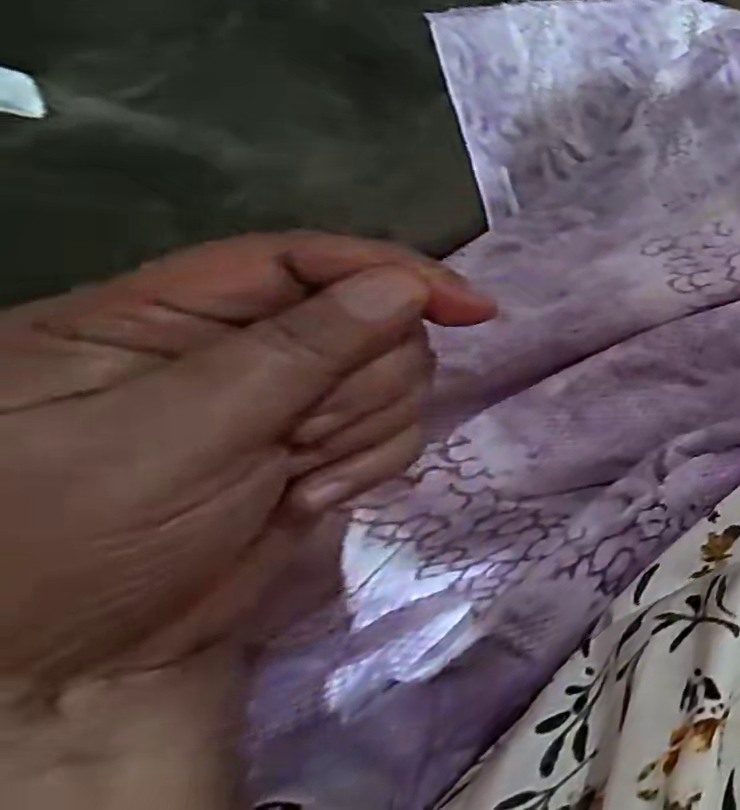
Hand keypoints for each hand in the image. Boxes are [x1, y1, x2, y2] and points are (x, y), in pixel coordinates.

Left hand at [0, 233, 494, 695]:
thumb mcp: (174, 434)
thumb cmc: (71, 548)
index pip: (297, 260)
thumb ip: (298, 349)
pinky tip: (310, 494)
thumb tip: (406, 286)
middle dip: (360, 380)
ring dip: (364, 426)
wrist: (68, 682)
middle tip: (303, 437)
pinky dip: (369, 459)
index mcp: (151, 320)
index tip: (470, 308)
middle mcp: (225, 348)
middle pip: (366, 318)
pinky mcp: (317, 445)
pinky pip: (395, 424)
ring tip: (296, 475)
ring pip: (392, 373)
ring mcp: (277, 400)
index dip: (390, 272)